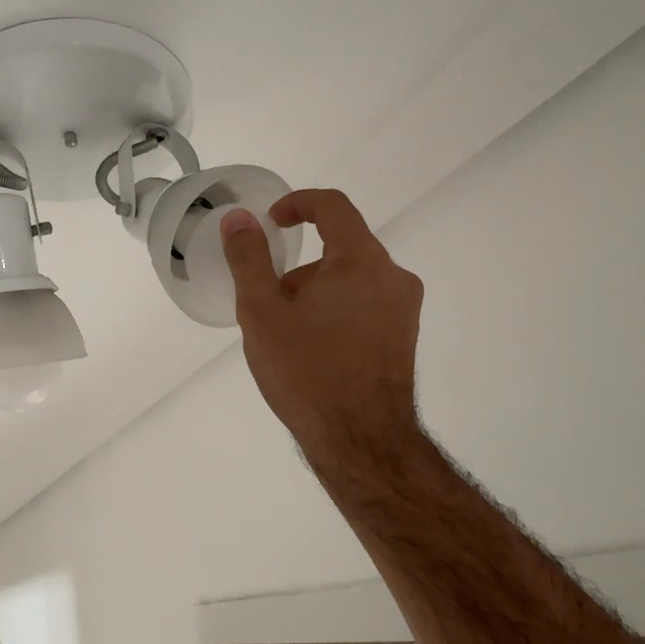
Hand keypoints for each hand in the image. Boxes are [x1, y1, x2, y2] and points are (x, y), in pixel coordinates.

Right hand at [221, 189, 424, 455]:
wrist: (361, 439)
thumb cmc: (307, 373)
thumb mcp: (262, 313)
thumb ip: (249, 259)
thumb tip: (239, 219)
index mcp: (361, 261)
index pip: (333, 206)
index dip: (299, 204)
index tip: (274, 222)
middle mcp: (393, 276)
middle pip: (342, 249)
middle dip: (302, 268)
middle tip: (271, 303)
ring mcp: (405, 309)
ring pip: (354, 280)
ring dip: (319, 293)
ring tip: (291, 336)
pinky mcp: (405, 338)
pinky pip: (368, 306)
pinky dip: (339, 312)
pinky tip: (317, 351)